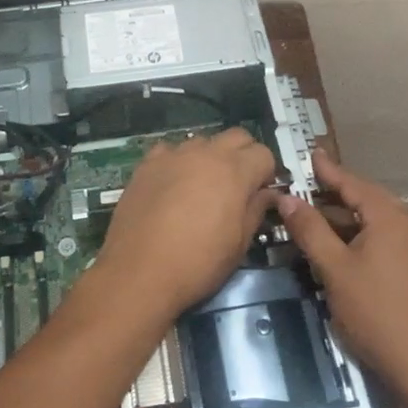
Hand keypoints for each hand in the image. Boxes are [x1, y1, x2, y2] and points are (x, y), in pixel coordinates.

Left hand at [97, 128, 276, 317]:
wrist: (139, 271)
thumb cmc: (198, 263)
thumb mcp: (239, 243)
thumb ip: (256, 209)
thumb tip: (267, 193)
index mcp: (234, 171)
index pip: (263, 153)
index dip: (266, 173)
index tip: (260, 194)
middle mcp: (206, 153)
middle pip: (236, 136)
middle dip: (244, 155)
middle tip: (237, 186)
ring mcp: (173, 154)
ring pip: (202, 142)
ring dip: (210, 157)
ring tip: (202, 188)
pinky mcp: (147, 163)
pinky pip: (170, 151)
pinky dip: (178, 162)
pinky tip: (172, 186)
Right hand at [279, 150, 407, 395]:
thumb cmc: (378, 313)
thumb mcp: (335, 270)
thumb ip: (310, 231)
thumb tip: (287, 198)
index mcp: (390, 217)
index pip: (353, 183)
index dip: (329, 170)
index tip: (311, 154)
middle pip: (371, 202)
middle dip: (340, 196)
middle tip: (313, 190)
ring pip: (384, 226)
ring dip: (354, 222)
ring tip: (327, 224)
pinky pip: (395, 246)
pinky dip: (371, 242)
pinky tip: (357, 258)